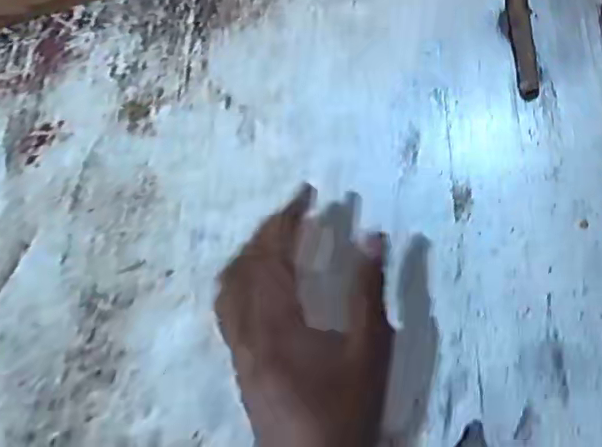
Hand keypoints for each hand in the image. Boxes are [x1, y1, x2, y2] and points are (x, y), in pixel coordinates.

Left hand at [215, 186, 393, 446]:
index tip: (306, 192)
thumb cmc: (347, 410)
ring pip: (228, 290)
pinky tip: (267, 280)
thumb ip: (369, 289)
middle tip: (297, 208)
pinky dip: (244, 278)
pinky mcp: (242, 369)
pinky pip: (229, 309)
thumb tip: (373, 234)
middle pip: (243, 269)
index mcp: (277, 329)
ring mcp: (239, 356)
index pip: (272, 259)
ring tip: (279, 236)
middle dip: (267, 231)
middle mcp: (248, 338)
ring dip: (251, 253)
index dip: (286, 220)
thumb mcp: (370, 349)